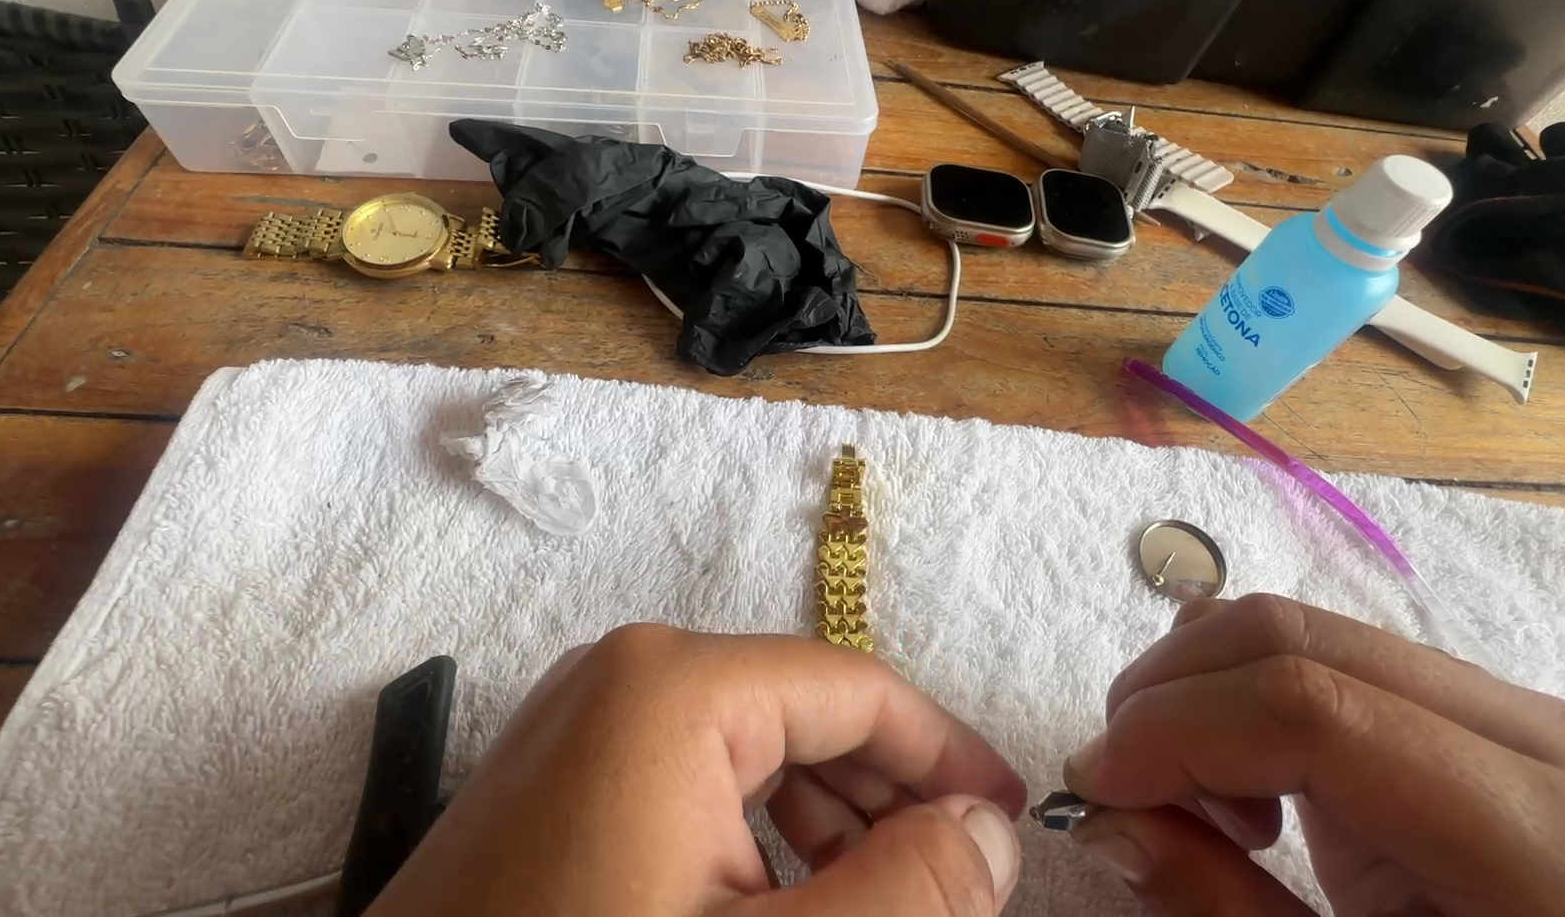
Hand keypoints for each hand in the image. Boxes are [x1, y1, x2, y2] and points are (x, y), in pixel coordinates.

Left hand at [367, 625, 1026, 915]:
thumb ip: (907, 893)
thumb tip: (989, 833)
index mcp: (675, 683)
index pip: (853, 687)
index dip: (944, 750)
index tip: (1007, 814)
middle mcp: (624, 671)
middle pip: (799, 713)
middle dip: (884, 795)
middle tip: (951, 880)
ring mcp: (581, 715)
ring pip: (746, 747)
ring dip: (824, 821)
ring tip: (873, 898)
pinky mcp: (558, 769)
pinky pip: (687, 777)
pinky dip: (751, 833)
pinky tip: (778, 899)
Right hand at [1062, 594, 1564, 915]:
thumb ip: (1223, 909)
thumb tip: (1101, 818)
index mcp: (1551, 839)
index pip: (1311, 711)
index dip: (1173, 730)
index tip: (1093, 787)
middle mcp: (1542, 734)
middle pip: (1287, 637)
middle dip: (1164, 693)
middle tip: (1121, 784)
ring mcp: (1508, 703)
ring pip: (1292, 626)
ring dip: (1195, 688)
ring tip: (1201, 795)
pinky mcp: (1467, 705)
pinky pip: (1318, 650)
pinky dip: (1236, 688)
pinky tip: (1253, 779)